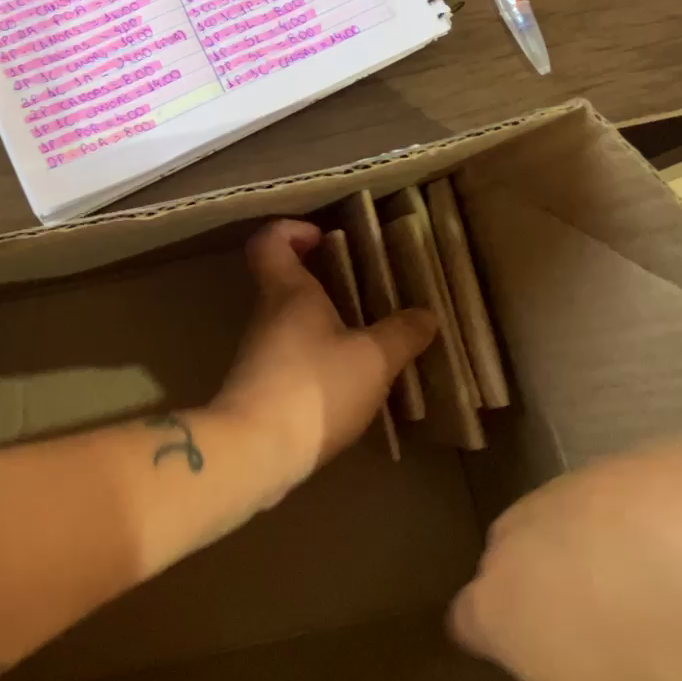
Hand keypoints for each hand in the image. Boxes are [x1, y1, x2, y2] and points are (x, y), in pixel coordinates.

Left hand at [212, 219, 435, 481]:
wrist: (254, 450)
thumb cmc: (314, 389)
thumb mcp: (372, 359)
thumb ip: (401, 334)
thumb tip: (426, 314)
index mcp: (287, 291)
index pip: (269, 241)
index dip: (291, 230)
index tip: (324, 238)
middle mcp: (266, 314)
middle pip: (282, 280)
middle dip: (319, 278)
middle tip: (362, 287)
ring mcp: (258, 352)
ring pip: (288, 321)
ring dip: (321, 322)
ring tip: (366, 337)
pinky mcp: (259, 386)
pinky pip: (289, 356)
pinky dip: (316, 357)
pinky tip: (347, 380)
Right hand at [448, 428, 681, 680]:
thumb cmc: (661, 660)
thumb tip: (575, 669)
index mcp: (494, 611)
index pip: (469, 626)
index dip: (508, 647)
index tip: (551, 667)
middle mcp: (508, 541)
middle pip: (512, 569)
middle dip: (550, 596)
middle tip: (612, 638)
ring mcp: (558, 494)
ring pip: (562, 531)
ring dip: (597, 560)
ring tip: (665, 598)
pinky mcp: (611, 462)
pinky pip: (614, 507)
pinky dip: (641, 530)